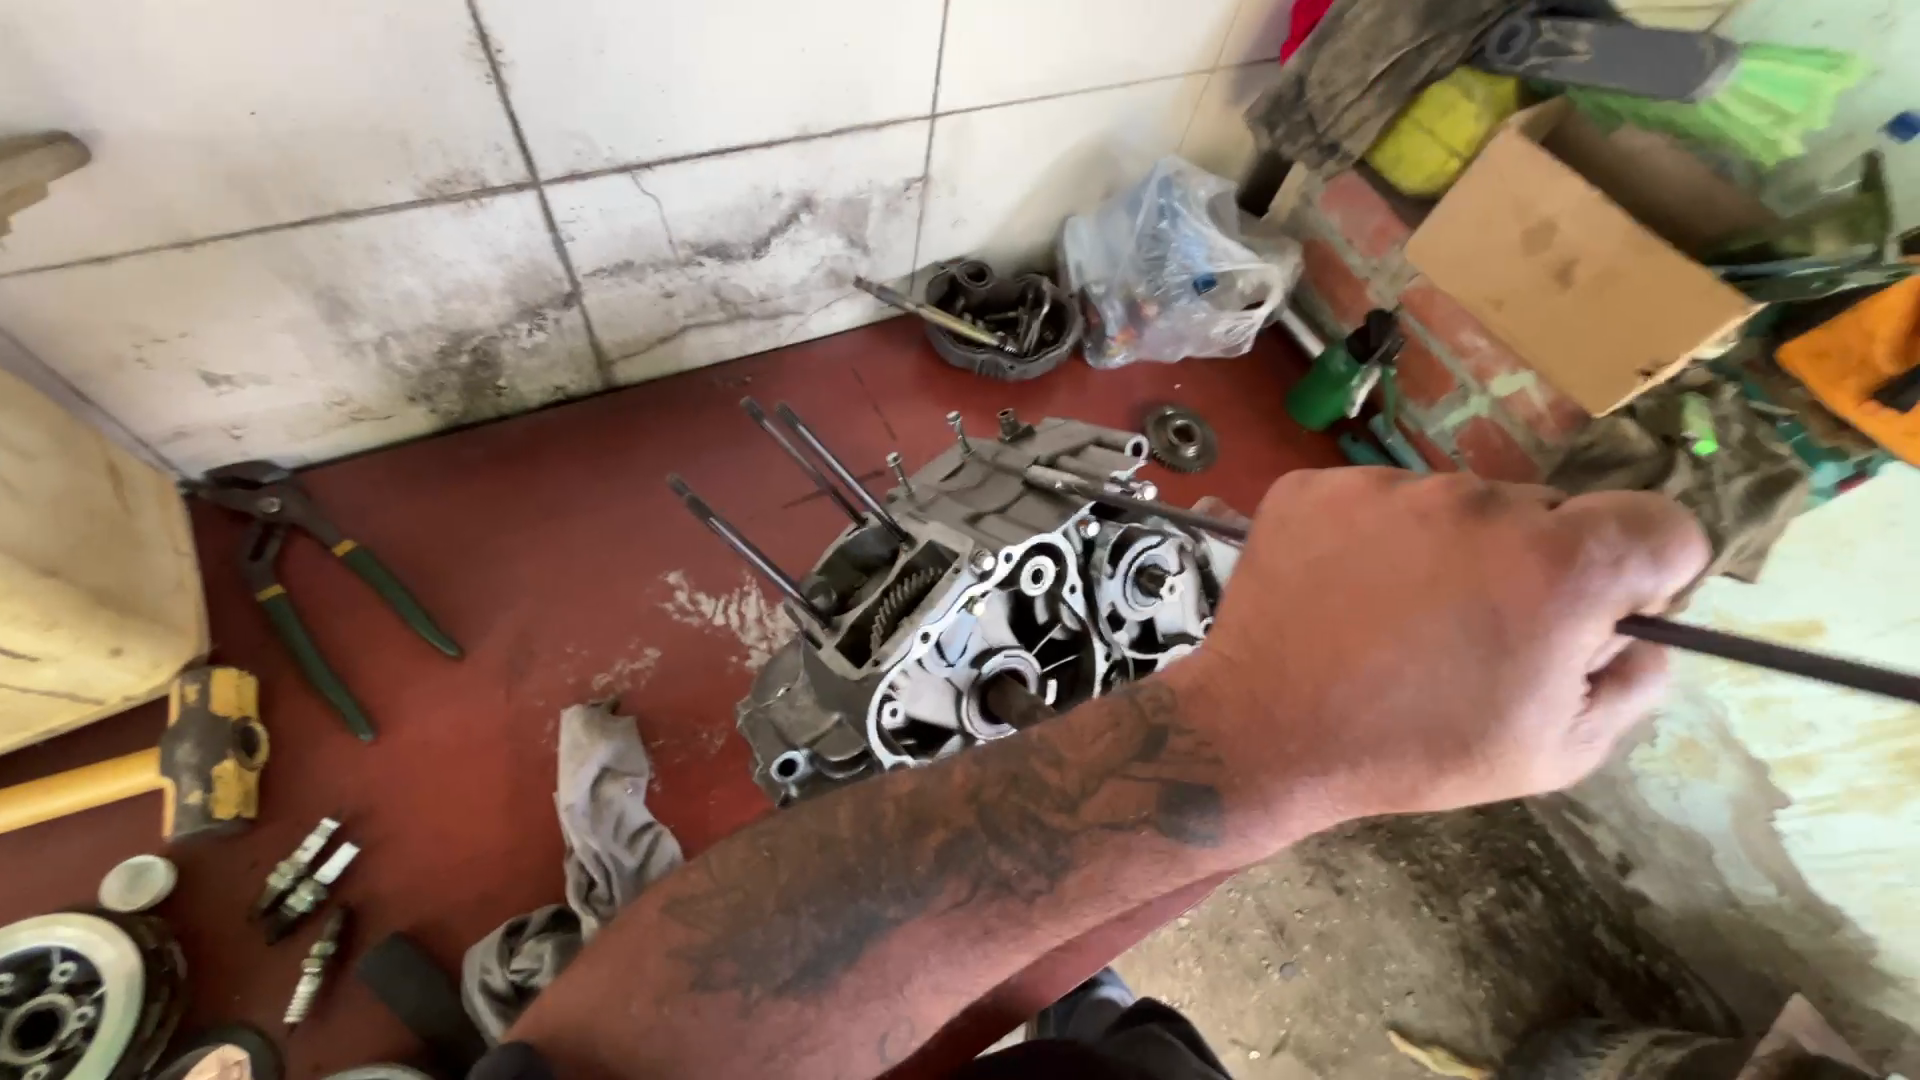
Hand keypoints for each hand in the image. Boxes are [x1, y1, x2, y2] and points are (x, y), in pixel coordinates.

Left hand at [1166, 468, 1708, 843]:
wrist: (1264, 727)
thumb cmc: (1412, 749)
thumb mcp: (1557, 748)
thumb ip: (1631, 678)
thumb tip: (1639, 628)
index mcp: (1555, 562)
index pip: (1656, 523)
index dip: (1639, 573)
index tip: (1591, 612)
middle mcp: (1471, 501)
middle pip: (1540, 512)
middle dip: (1527, 562)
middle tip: (1466, 627)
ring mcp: (1380, 487)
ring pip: (1447, 504)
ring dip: (1439, 546)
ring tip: (1390, 614)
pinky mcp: (1310, 487)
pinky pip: (1368, 501)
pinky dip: (1365, 536)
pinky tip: (1341, 588)